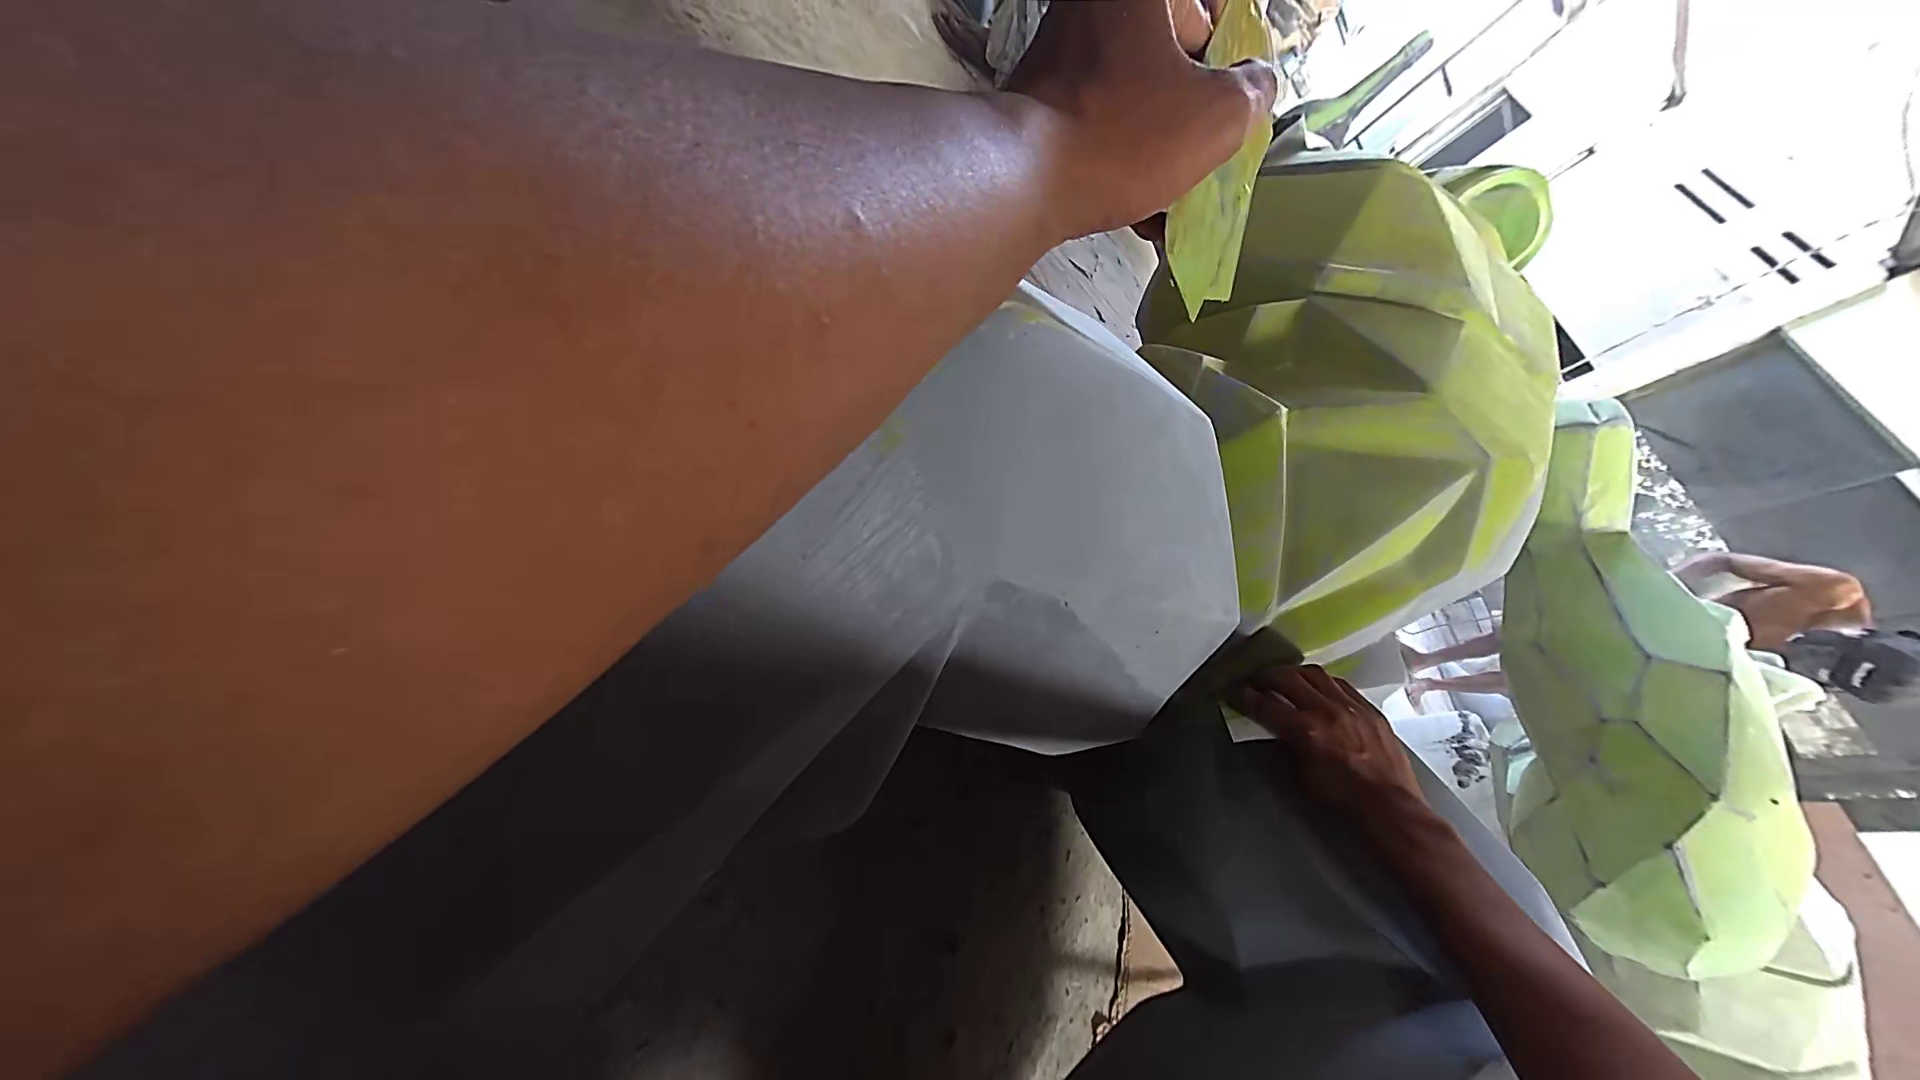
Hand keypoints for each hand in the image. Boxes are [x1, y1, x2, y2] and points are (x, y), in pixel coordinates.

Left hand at [1004, 0, 1276, 237]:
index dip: (1226, 58)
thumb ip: (1252, 92)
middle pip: (1164, 55)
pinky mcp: (1033, 105)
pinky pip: (1092, 124)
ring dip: (1154, 145)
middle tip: (1196, 153)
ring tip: (1167, 195)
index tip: (1226, 101)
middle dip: (1186, 110)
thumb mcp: (1216, 117)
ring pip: (1127, 96)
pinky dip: (1117, 158)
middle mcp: (1090, 9)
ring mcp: (1055, 55)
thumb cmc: (1121, 139)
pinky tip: (1135, 206)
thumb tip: (1253, 87)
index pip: (1208, 14)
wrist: (1020, 185)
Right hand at [1235, 665, 1439, 842]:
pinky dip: (1324, 682)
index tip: (1237, 692)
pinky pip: (1341, 684)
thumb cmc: (1342, 800)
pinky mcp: (1370, 710)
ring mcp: (1352, 707)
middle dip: (1267, 676)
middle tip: (1257, 679)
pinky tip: (1319, 688)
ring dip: (1295, 673)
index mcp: (1306, 731)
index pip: (1266, 705)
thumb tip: (1276, 729)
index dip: (1246, 697)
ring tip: (1286, 678)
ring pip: (1315, 673)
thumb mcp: (1302, 776)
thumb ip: (1286, 746)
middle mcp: (1327, 711)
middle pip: (1288, 678)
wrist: (1391, 809)